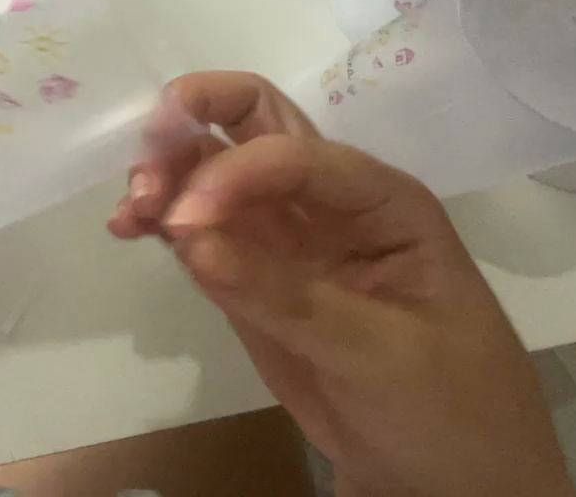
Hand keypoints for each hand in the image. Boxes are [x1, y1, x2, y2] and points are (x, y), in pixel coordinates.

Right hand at [110, 72, 573, 496]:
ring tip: (131, 211)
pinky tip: (125, 228)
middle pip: (249, 115)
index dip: (232, 172)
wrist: (441, 485)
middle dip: (190, 115)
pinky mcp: (238, 260)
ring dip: (161, 169)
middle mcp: (320, 195)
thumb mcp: (380, 354)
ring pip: (204, 161)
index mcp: (377, 199)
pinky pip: (186, 218)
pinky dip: (151, 213)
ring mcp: (275, 225)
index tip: (183, 223)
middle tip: (145, 150)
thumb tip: (186, 238)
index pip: (293, 151)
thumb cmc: (450, 411)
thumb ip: (283, 293)